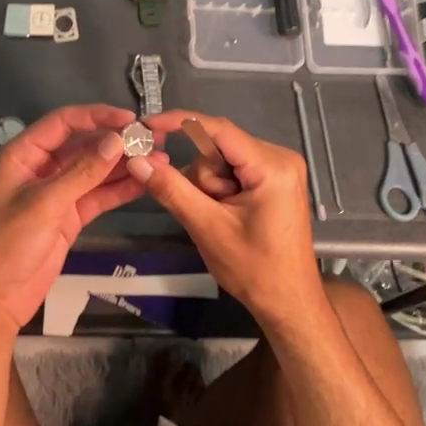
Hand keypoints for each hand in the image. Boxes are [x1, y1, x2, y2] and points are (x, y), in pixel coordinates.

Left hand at [0, 104, 165, 332]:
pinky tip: (143, 183)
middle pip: (81, 146)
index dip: (96, 117)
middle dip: (115, 142)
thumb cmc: (5, 244)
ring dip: (122, 166)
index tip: (130, 120)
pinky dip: (117, 190)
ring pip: (92, 172)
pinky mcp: (66, 219)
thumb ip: (82, 172)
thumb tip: (117, 141)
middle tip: (152, 140)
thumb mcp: (43, 204)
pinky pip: (95, 197)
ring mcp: (54, 195)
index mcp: (22, 155)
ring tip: (157, 159)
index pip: (62, 123)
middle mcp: (39, 169)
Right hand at [126, 112, 319, 327]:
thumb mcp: (207, 228)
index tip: (145, 126)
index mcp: (272, 165)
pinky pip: (232, 170)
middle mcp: (280, 157)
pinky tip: (227, 216)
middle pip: (217, 146)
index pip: (217, 129)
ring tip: (223, 221)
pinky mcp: (274, 180)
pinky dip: (219, 190)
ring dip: (210, 187)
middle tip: (210, 213)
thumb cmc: (254, 270)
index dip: (178, 123)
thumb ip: (172, 190)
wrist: (289, 302)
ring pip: (221, 159)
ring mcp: (279, 168)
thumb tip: (136, 160)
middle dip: (202, 177)